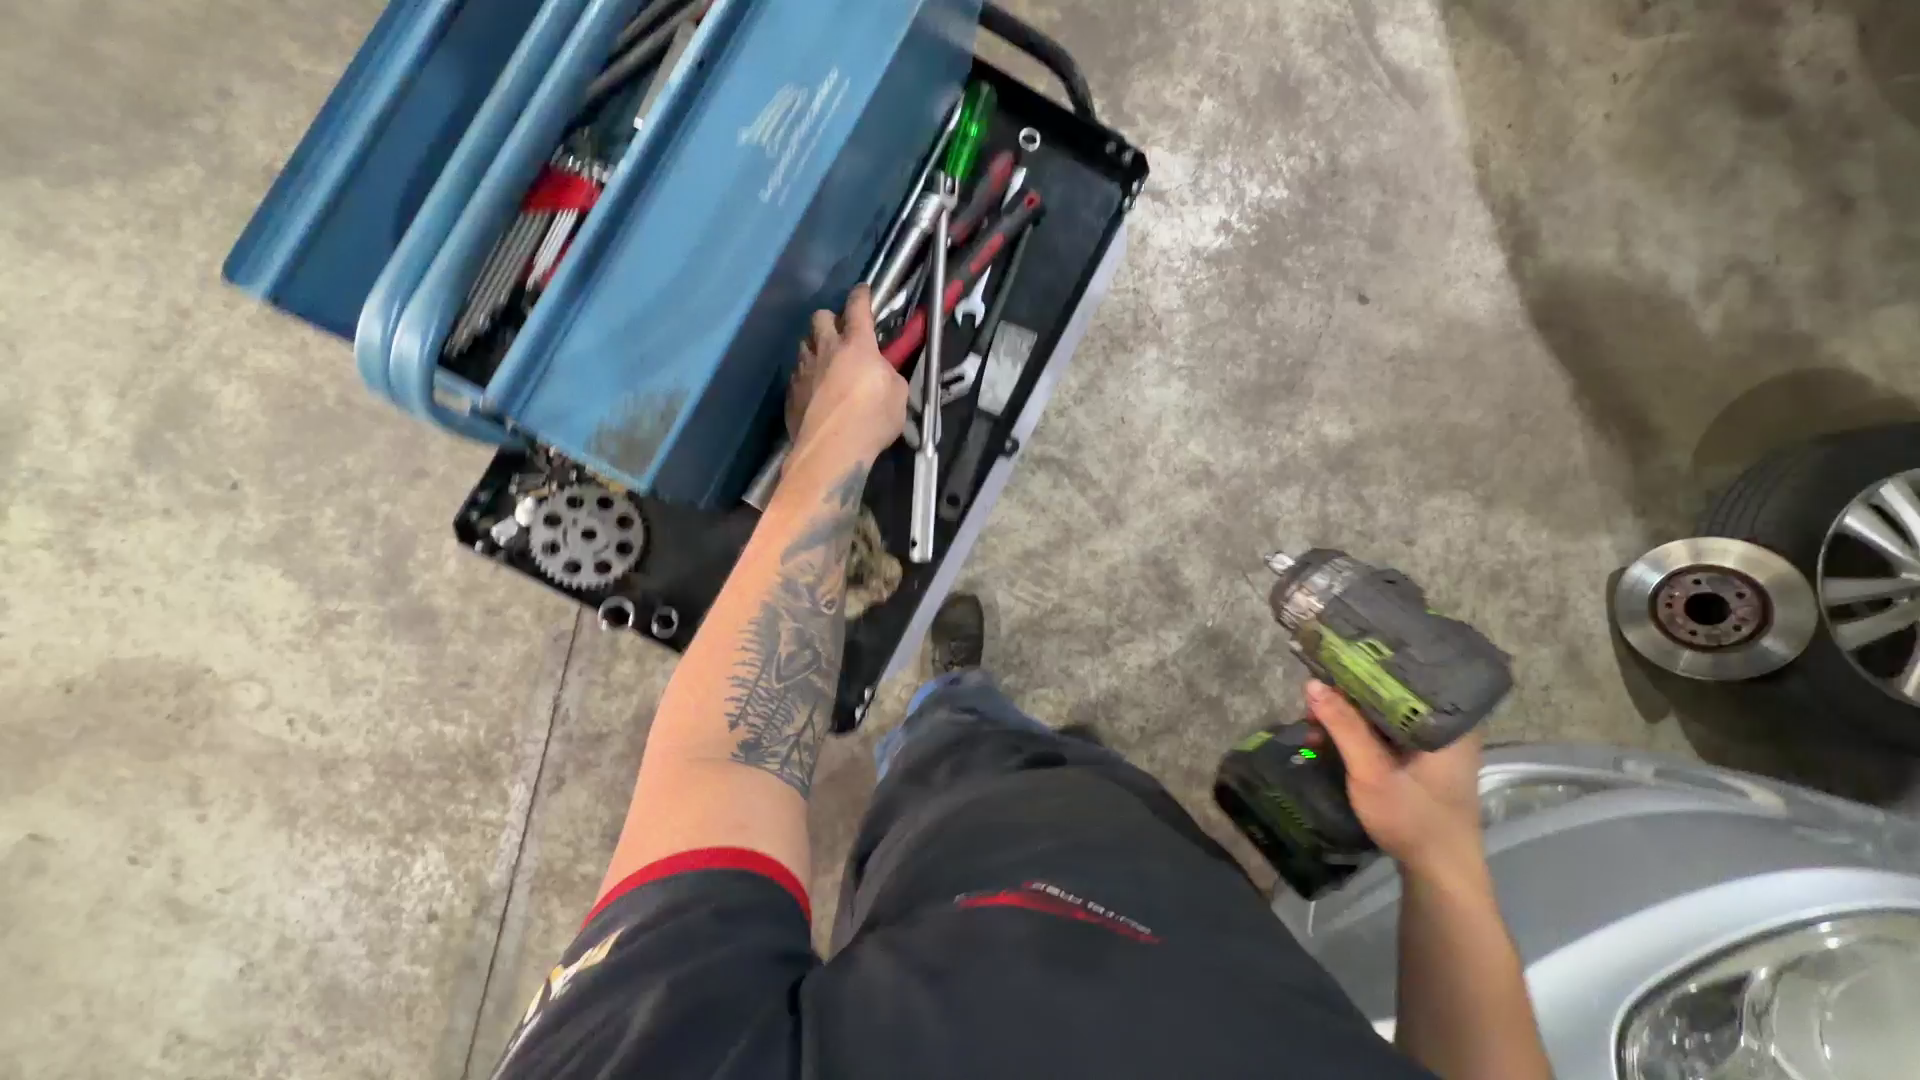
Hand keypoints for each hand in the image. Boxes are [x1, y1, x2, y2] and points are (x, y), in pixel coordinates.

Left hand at [788, 286, 908, 464]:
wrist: (832, 450)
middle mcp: (826, 349)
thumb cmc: (872, 419)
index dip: (861, 296)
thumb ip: (888, 374)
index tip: (863, 291)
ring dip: (815, 347)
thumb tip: (881, 372)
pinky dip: (806, 377)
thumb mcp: (898, 394)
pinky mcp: (790, 392)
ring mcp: (803, 370)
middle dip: (830, 319)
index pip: (857, 307)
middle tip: (840, 334)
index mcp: (857, 344)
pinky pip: (797, 374)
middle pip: (820, 317)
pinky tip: (814, 391)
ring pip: (804, 344)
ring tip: (824, 363)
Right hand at [1304, 680, 1484, 877]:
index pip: (1404, 677)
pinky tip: (1332, 740)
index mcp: (1448, 723)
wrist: (1439, 874)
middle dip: (1348, 698)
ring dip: (1349, 718)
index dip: (1363, 670)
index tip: (1328, 668)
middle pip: (1391, 696)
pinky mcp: (1424, 762)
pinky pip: (1388, 735)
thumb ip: (1344, 726)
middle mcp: (1447, 727)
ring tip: (1315, 723)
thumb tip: (1312, 683)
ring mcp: (1437, 746)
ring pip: (1385, 716)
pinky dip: (1360, 735)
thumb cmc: (1413, 820)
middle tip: (1313, 703)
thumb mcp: (1371, 772)